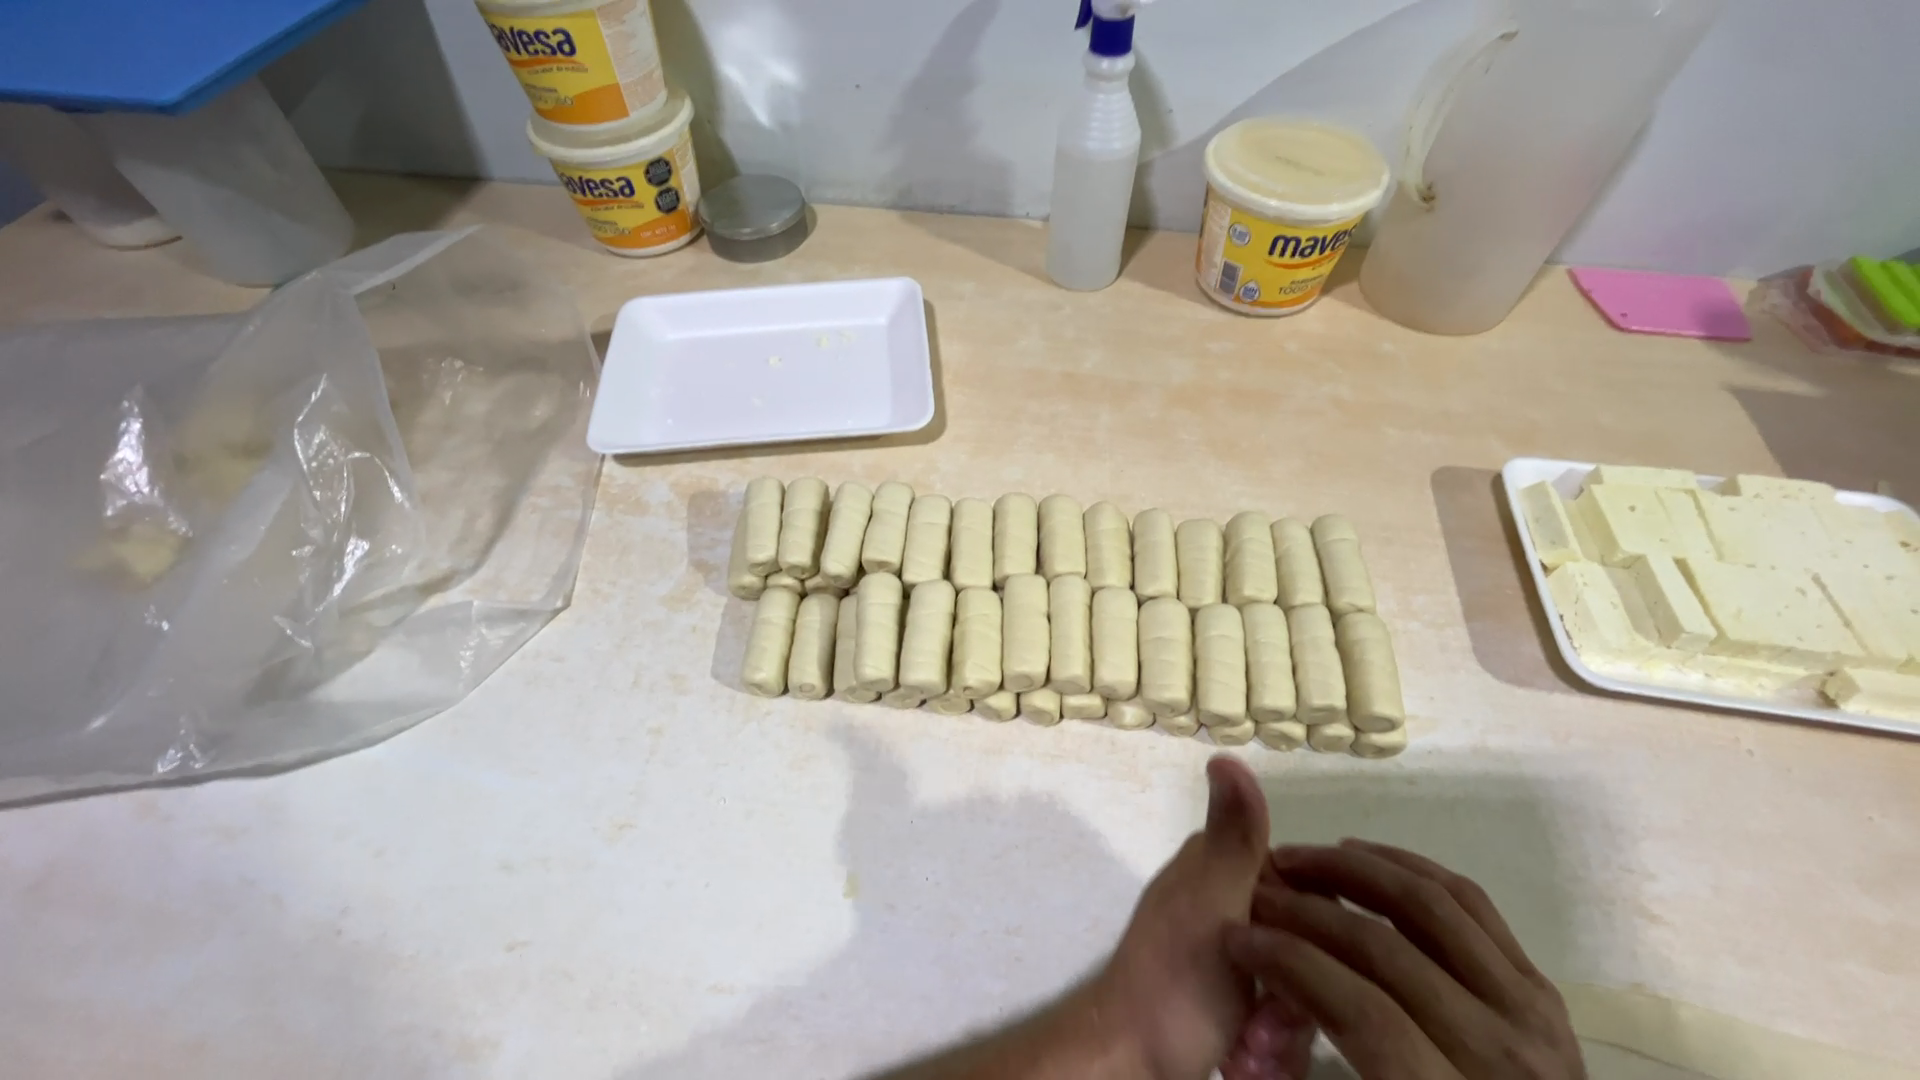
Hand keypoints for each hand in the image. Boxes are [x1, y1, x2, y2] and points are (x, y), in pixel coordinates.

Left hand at [1095, 757, 1314, 1079]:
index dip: (1319, 940)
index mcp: (1222, 867)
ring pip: (1298, 992)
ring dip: (1280, 1035)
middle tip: (1260, 1028)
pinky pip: (1274, 1020)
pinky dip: (1265, 1050)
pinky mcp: (1226, 994)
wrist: (1130, 1060)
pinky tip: (1242, 1063)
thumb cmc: (1177, 983)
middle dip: (1296, 1000)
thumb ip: (1236, 837)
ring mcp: (1226, 950)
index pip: (1312, 891)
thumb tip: (1225, 754)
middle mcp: (1225, 899)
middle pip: (1308, 948)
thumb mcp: (1215, 905)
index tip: (1303, 976)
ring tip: (1245, 1053)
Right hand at [1224, 839, 1584, 1078]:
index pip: (1364, 1014)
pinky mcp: (1541, 987)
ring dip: (1350, 869)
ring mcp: (1533, 1015)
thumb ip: (1304, 1067)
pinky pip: (1469, 900)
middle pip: (1388, 951)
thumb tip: (1256, 989)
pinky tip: (1359, 854)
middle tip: (1255, 890)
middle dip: (1305, 911)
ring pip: (1430, 905)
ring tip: (1295, 859)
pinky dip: (1406, 865)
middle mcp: (1505, 1058)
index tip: (1237, 936)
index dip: (1291, 964)